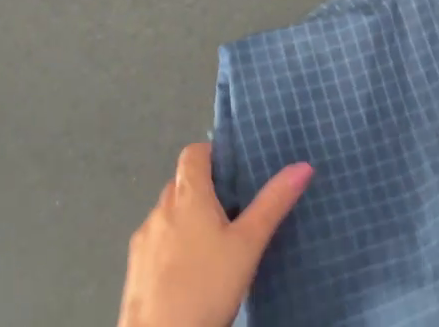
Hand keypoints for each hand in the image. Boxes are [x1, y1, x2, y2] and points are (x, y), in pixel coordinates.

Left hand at [118, 143, 312, 326]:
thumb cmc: (207, 285)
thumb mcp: (248, 245)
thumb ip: (273, 203)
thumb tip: (303, 166)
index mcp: (188, 196)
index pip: (194, 153)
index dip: (213, 154)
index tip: (234, 172)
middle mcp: (161, 209)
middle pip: (182, 183)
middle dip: (205, 191)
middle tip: (234, 211)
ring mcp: (144, 238)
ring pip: (169, 213)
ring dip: (188, 219)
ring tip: (215, 245)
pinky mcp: (135, 266)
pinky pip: (157, 241)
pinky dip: (173, 244)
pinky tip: (191, 272)